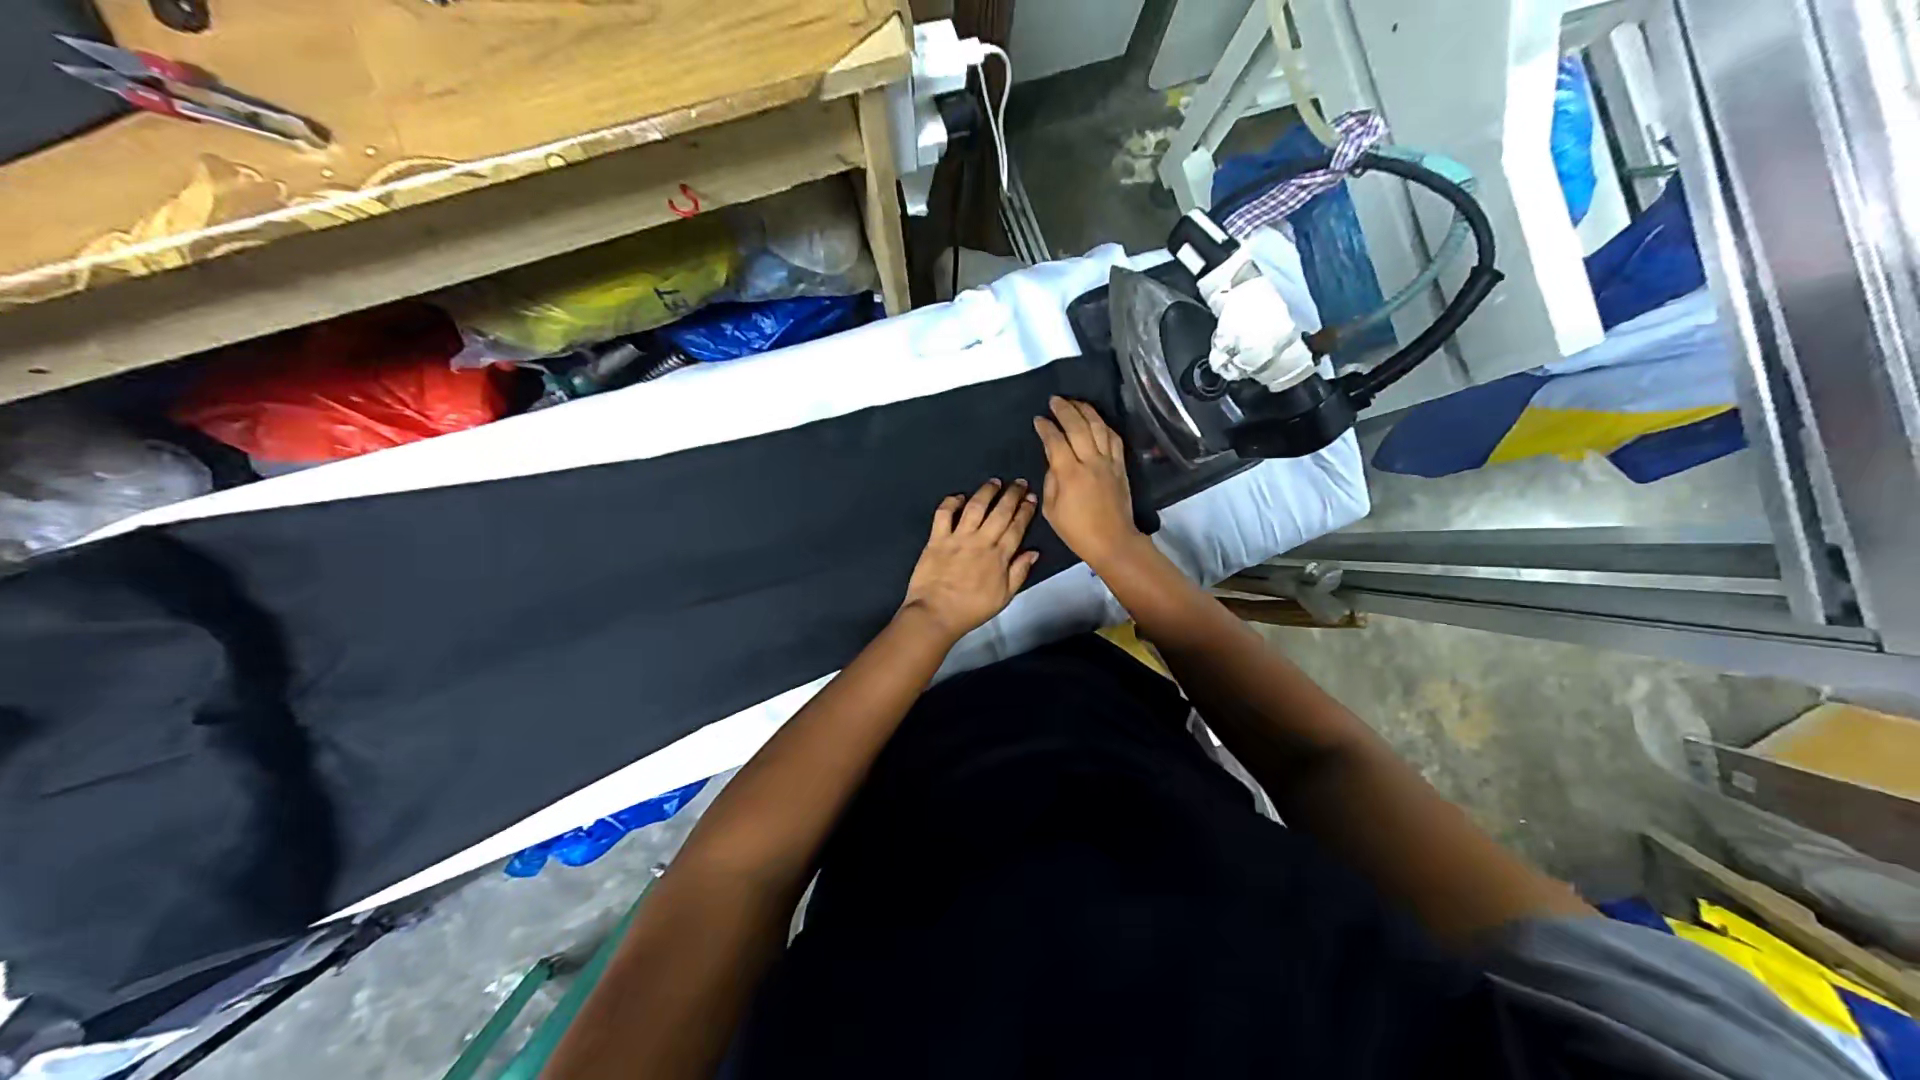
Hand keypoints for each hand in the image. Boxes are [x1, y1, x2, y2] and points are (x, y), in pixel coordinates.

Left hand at [899, 478, 1040, 641]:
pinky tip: (959, 496)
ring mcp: (958, 538)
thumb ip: (1019, 572)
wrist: (936, 614)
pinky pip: (944, 514)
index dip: (1025, 510)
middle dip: (1012, 494)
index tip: (1031, 498)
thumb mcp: (1004, 596)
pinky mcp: (936, 539)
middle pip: (1000, 511)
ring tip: (994, 482)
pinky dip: (951, 502)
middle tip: (1019, 482)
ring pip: (975, 507)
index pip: (1017, 526)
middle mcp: (981, 541)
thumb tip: (1034, 551)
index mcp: (999, 556)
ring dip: (986, 492)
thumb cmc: (972, 609)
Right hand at [1033, 396, 1141, 568]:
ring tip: (1074, 402)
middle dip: (1065, 409)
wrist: (1112, 541)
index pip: (1055, 440)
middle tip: (1054, 400)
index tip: (1038, 419)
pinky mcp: (1120, 466)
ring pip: (1098, 427)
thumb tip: (1054, 461)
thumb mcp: (1051, 509)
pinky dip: (1104, 425)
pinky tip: (1096, 420)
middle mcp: (1091, 461)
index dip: (1046, 427)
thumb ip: (1050, 480)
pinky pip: (1114, 438)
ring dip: (1085, 411)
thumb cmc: (1076, 530)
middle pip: (1078, 426)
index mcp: (1070, 473)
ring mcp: (1108, 462)